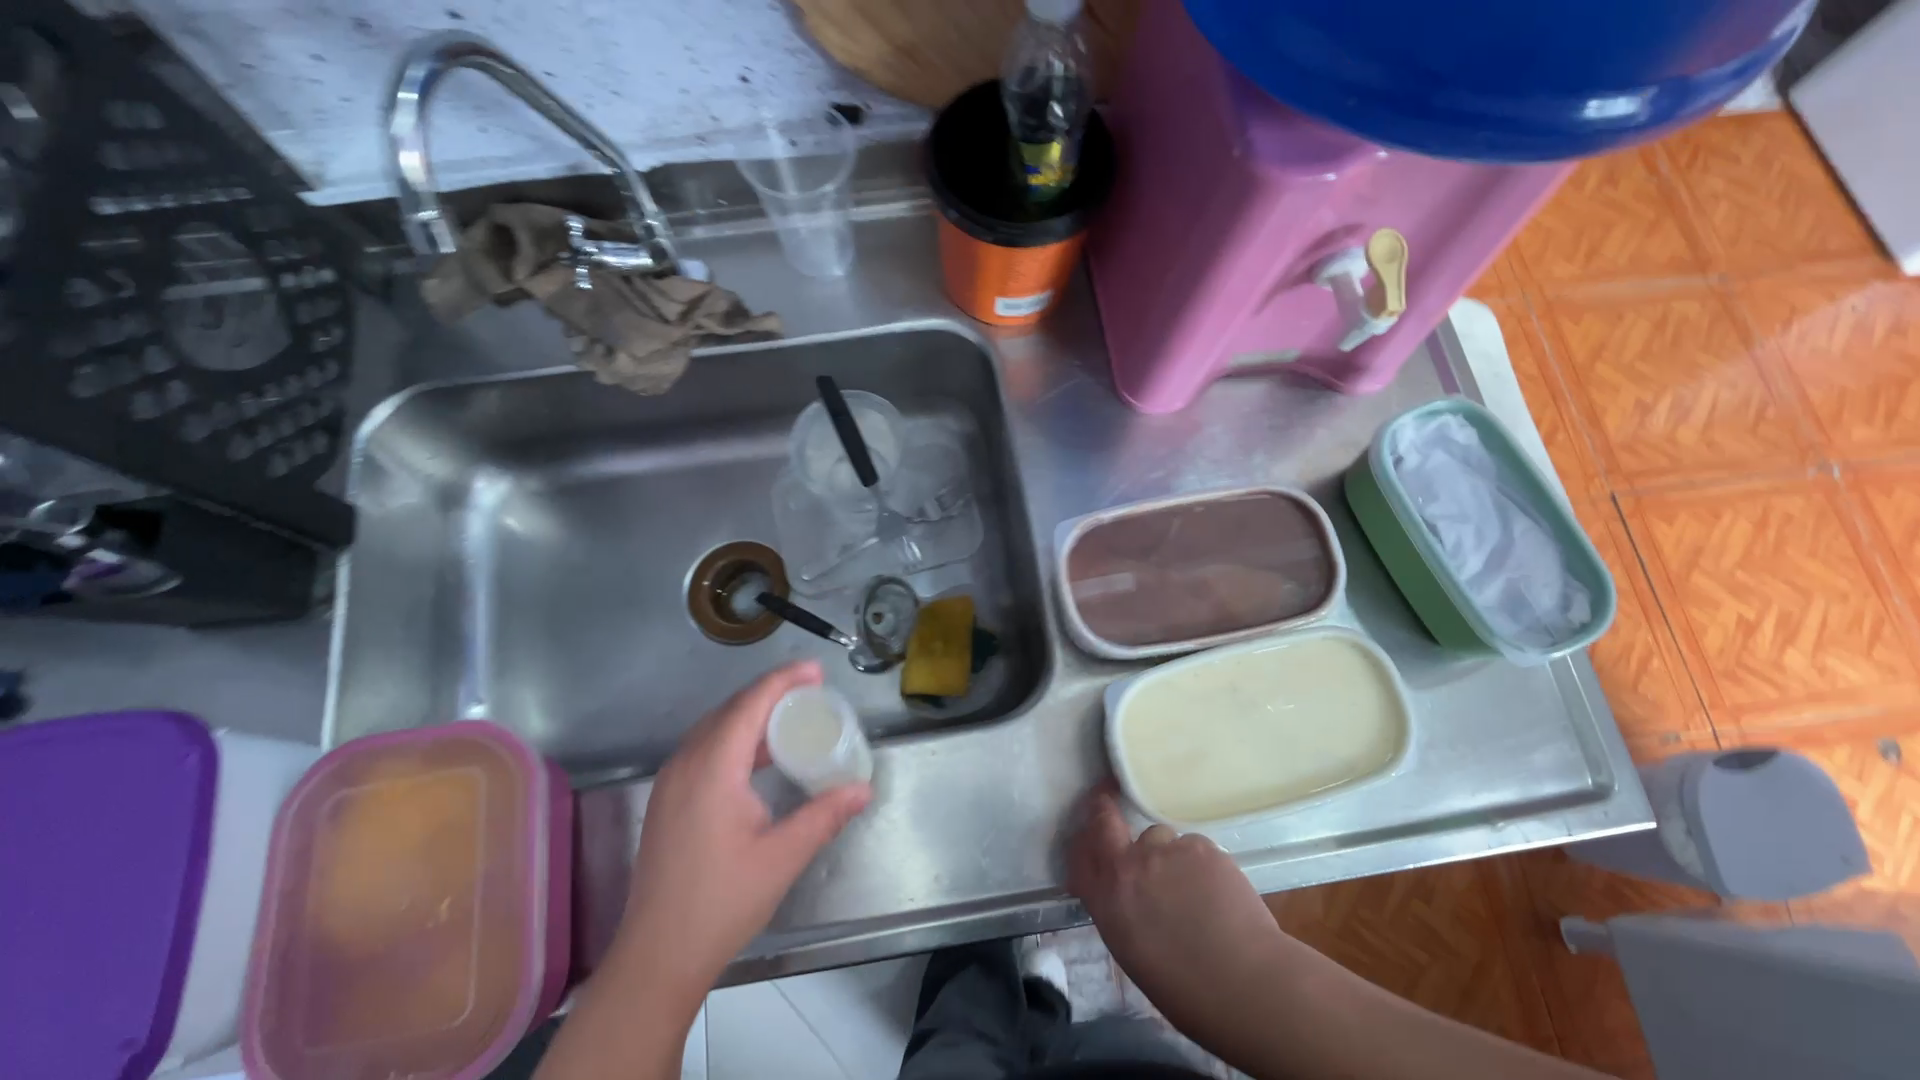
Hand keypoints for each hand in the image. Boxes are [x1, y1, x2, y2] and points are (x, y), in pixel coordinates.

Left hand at [615, 661, 872, 997]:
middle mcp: (685, 764)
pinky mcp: (668, 801)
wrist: (659, 952)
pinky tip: (761, 758)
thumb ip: (824, 816)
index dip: (783, 681)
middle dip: (770, 694)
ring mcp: (671, 783)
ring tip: (792, 718)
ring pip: (714, 730)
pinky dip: (736, 739)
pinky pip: (704, 750)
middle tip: (812, 692)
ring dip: (751, 716)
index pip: (750, 705)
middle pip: (730, 711)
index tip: (816, 671)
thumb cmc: (722, 902)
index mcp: (712, 768)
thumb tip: (862, 789)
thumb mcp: (782, 857)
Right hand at [1065, 784, 1289, 1029]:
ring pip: (1160, 836)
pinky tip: (1216, 889)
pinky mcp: (1201, 848)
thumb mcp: (1131, 952)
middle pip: (1106, 821)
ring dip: (1166, 852)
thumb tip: (1127, 895)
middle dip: (1103, 806)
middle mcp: (1128, 868)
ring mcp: (1165, 852)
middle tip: (1106, 797)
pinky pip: (1193, 846)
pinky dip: (1200, 863)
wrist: (1242, 981)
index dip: (1081, 842)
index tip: (1086, 835)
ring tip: (1190, 882)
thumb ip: (1120, 911)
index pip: (1079, 855)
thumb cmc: (1184, 989)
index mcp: (1105, 901)